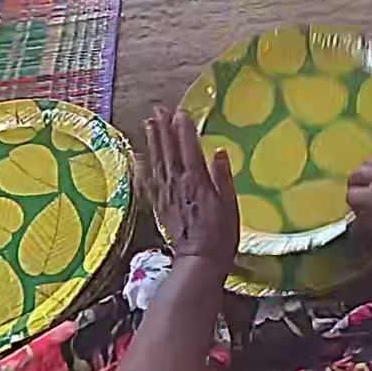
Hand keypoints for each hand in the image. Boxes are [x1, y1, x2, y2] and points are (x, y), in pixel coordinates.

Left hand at [139, 106, 237, 268]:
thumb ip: (222, 177)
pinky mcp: (159, 204)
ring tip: (149, 123)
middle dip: (163, 128)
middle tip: (159, 109)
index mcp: (197, 181)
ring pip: (157, 161)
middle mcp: (177, 184)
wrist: (199, 261)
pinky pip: (150, 180)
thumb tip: (219, 151)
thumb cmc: (221, 234)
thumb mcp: (230, 204)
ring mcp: (166, 194)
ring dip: (153, 141)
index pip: (188, 148)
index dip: (184, 129)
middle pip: (168, 150)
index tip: (181, 111)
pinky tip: (141, 156)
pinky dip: (145, 165)